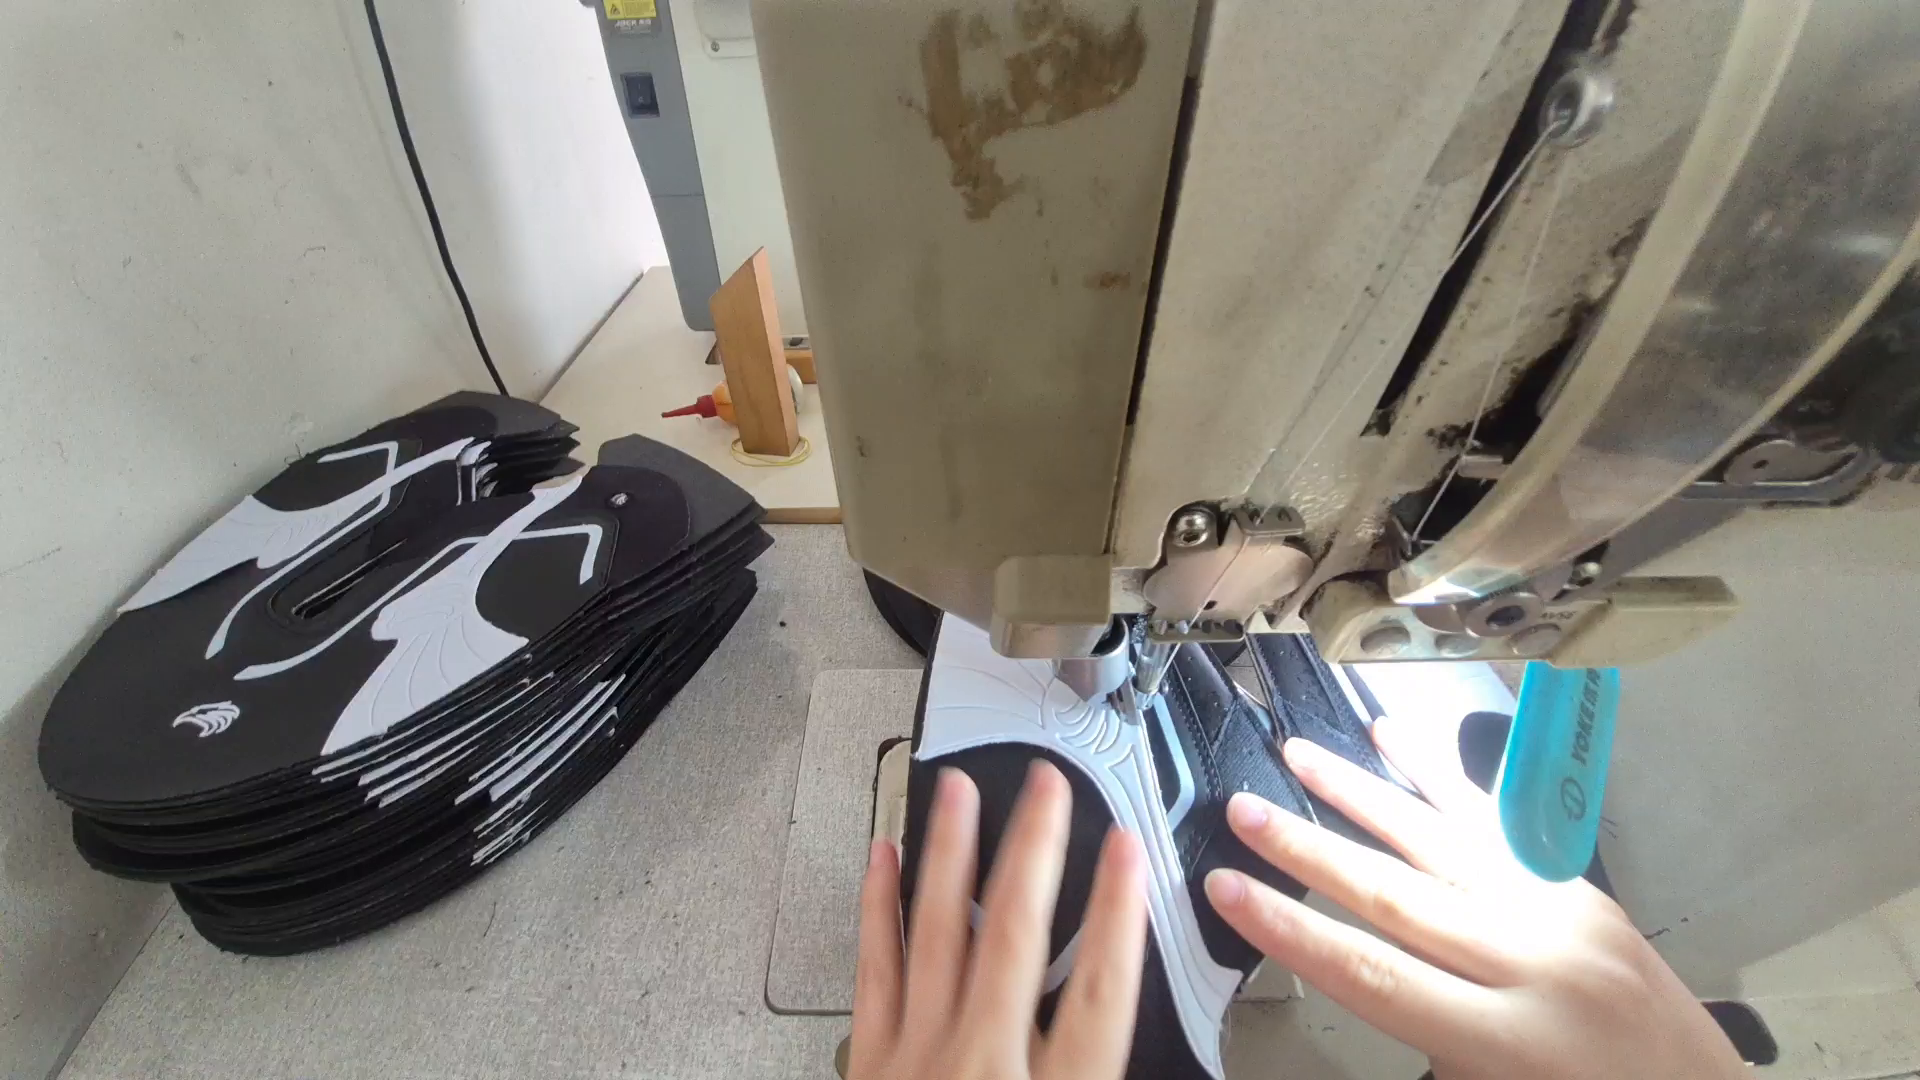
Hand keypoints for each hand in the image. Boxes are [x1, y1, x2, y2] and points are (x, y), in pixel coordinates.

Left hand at [849, 762, 1149, 1079]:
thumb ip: (1098, 1066)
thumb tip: (1140, 1039)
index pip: (1099, 989)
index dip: (1117, 912)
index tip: (1127, 852)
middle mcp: (983, 1062)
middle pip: (1014, 931)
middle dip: (1034, 846)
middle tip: (1044, 786)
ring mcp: (920, 1053)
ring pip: (938, 928)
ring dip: (952, 849)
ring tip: (959, 789)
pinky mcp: (870, 1059)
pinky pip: (874, 967)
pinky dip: (876, 904)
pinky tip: (882, 855)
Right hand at [1203, 721, 1747, 1079]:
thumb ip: (1421, 1040)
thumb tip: (1341, 970)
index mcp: (1514, 1044)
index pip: (1373, 973)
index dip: (1290, 928)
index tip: (1223, 886)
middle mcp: (1535, 967)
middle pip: (1396, 893)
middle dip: (1306, 849)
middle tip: (1239, 808)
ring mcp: (1562, 915)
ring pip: (1440, 838)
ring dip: (1358, 791)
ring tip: (1297, 753)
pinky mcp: (1577, 888)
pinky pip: (1497, 820)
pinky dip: (1438, 774)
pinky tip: (1396, 735)